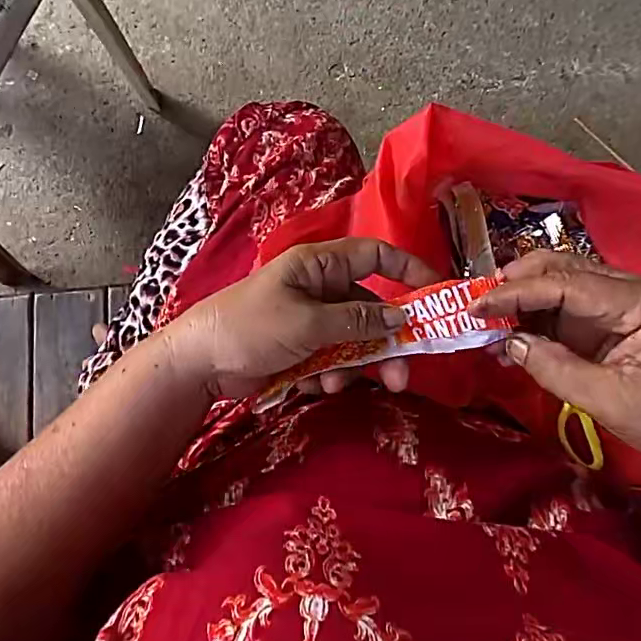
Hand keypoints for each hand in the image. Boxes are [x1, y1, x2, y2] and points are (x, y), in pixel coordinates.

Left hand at [158, 238, 441, 400]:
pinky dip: (330, 373)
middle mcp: (320, 289)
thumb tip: (400, 317)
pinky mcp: (303, 349)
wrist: (201, 362)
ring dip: (355, 365)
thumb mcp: (307, 322)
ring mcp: (312, 321)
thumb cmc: (251, 326)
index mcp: (319, 266)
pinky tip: (313, 385)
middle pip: (372, 309)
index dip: (409, 269)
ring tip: (338, 384)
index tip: (439, 293)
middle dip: (386, 342)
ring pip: (356, 341)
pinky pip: (334, 359)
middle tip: (400, 375)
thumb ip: (357, 320)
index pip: (375, 256)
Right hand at [470, 252, 640, 485]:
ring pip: (560, 285)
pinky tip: (509, 335)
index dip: (518, 292)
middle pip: (566, 270)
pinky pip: (564, 309)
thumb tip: (506, 344)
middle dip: (517, 283)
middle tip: (476, 303)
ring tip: (486, 321)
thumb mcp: (612, 401)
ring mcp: (623, 306)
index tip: (477, 305)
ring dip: (521, 301)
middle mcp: (636, 293)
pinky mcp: (610, 324)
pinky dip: (533, 318)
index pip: (571, 283)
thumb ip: (555, 368)